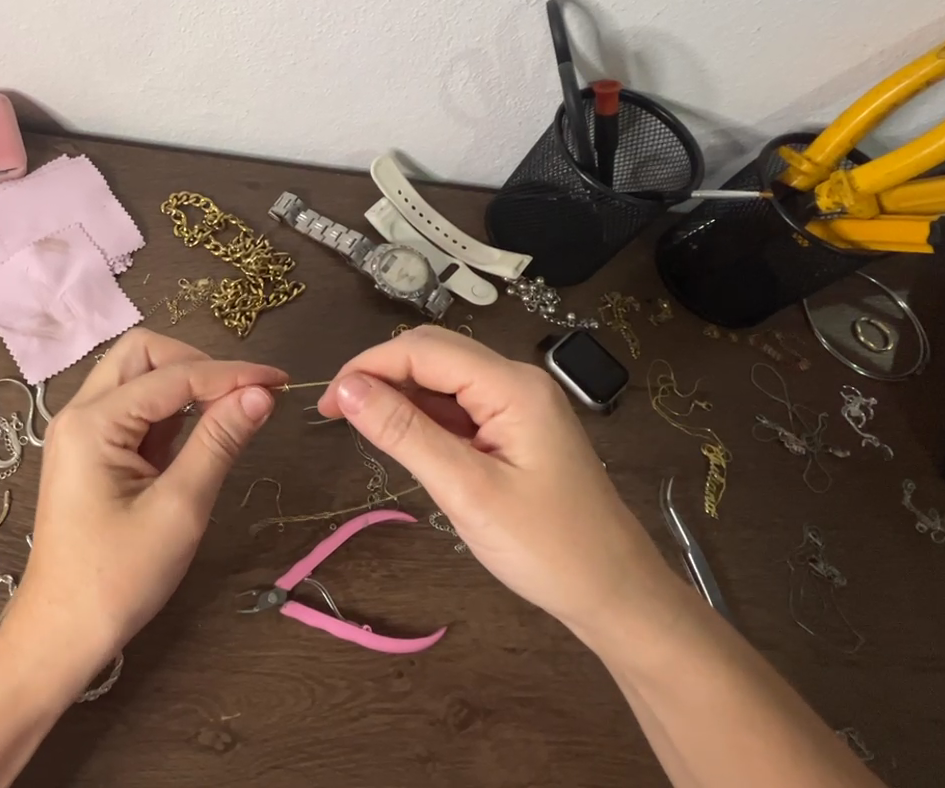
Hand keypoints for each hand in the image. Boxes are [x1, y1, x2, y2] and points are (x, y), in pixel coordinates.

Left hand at [1, 329, 286, 691]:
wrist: (60, 635)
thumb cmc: (118, 579)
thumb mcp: (179, 510)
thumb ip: (219, 442)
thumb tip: (261, 394)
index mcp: (93, 423)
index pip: (173, 375)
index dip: (231, 374)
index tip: (280, 381)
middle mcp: (79, 412)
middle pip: (142, 354)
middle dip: (196, 364)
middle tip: (241, 397)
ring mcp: (81, 430)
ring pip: (137, 376)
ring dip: (183, 386)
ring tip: (227, 418)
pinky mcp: (89, 450)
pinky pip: (133, 409)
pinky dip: (169, 411)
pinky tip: (196, 437)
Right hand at [315, 327, 668, 632]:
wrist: (616, 594)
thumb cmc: (546, 548)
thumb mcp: (466, 491)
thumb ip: (404, 433)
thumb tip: (347, 389)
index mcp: (512, 386)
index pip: (423, 350)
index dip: (368, 366)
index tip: (327, 404)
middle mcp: (515, 381)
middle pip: (432, 354)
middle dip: (379, 375)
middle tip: (337, 415)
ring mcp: (516, 403)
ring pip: (441, 378)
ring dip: (399, 395)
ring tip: (363, 429)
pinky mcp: (513, 427)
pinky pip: (457, 406)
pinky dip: (422, 416)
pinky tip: (403, 439)